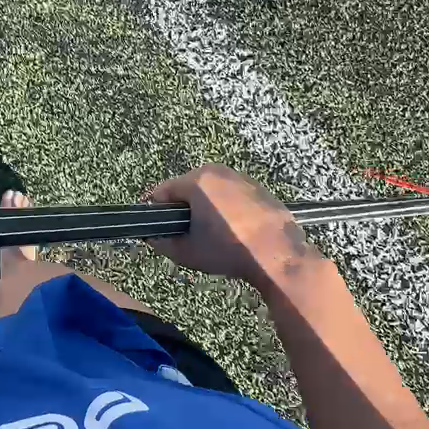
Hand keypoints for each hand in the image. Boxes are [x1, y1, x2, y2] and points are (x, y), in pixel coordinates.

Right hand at [142, 164, 323, 285]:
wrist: (278, 256)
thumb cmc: (228, 250)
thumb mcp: (185, 251)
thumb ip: (161, 242)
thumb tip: (151, 237)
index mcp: (197, 180)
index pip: (163, 190)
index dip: (153, 208)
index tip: (149, 222)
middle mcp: (219, 172)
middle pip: (187, 188)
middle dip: (180, 208)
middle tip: (178, 231)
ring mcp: (242, 179)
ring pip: (210, 191)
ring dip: (203, 208)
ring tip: (204, 233)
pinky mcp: (260, 190)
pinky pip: (231, 196)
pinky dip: (224, 209)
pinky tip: (228, 230)